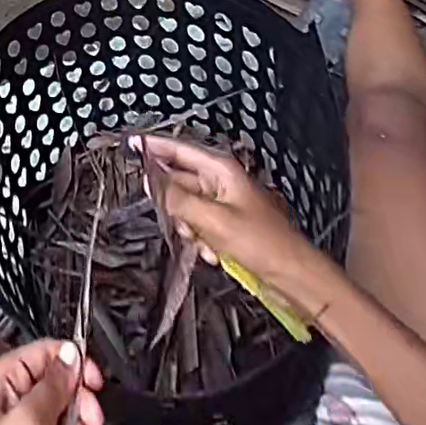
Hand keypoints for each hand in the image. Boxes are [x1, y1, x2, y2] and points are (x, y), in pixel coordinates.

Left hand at [0, 340, 103, 424]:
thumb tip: (70, 352)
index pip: (46, 351)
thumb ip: (52, 385)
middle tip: (91, 420)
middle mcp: (14, 394)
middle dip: (80, 402)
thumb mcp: (28, 420)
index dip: (74, 362)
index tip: (95, 382)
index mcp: (5, 376)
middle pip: (60, 382)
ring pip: (64, 411)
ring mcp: (24, 423)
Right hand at [132, 136, 327, 293]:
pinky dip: (199, 238)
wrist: (296, 278)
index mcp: (219, 169)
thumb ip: (177, 198)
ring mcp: (222, 202)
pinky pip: (197, 223)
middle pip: (178, 180)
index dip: (153, 147)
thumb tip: (148, 178)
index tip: (129, 145)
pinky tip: (212, 253)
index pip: (177, 149)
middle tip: (176, 220)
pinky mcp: (225, 223)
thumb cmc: (261, 243)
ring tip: (201, 242)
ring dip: (187, 225)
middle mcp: (219, 180)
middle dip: (172, 202)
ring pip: (184, 205)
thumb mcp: (213, 220)